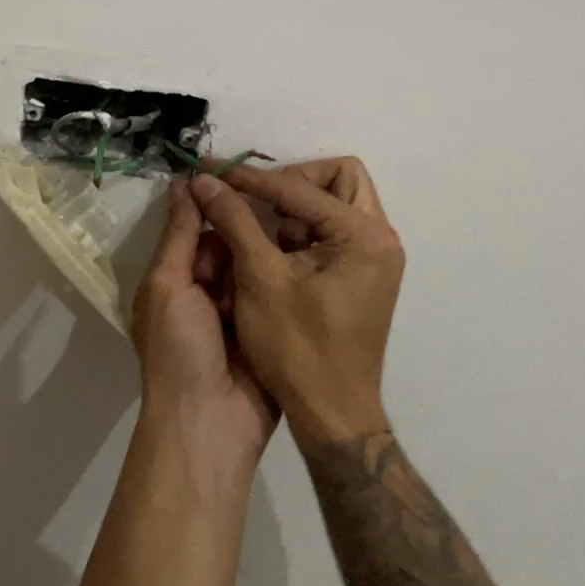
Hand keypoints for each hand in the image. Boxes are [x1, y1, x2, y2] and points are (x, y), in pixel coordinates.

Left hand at [129, 181, 278, 468]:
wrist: (212, 422)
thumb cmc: (179, 349)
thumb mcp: (169, 286)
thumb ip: (179, 236)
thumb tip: (179, 184)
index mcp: (173, 281)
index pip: (195, 232)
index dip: (215, 206)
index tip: (244, 172)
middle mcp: (204, 293)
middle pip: (228, 246)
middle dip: (246, 227)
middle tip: (282, 192)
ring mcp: (238, 312)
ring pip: (254, 266)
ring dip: (270, 248)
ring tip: (303, 213)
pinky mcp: (267, 329)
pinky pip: (275, 293)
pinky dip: (287, 276)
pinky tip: (313, 249)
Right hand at [187, 158, 403, 442]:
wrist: (331, 412)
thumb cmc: (296, 347)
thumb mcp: (259, 278)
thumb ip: (234, 220)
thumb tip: (204, 180)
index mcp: (363, 236)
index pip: (301, 187)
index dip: (252, 179)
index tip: (212, 173)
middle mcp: (380, 238)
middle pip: (339, 177)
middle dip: (292, 180)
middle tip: (254, 199)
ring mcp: (376, 257)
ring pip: (338, 201)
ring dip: (297, 204)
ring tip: (261, 227)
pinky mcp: (364, 274)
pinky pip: (335, 229)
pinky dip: (304, 227)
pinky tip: (274, 249)